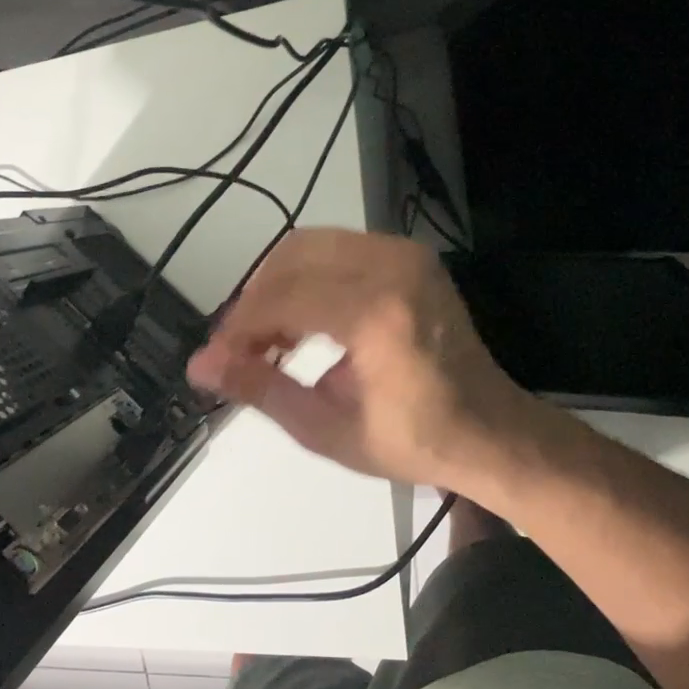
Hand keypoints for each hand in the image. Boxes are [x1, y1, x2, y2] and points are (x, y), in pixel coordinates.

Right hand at [189, 230, 538, 491]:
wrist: (488, 430)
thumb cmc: (410, 441)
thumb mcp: (325, 428)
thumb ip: (260, 388)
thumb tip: (200, 366)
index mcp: (376, 316)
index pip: (280, 300)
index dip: (237, 328)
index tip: (215, 361)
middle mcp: (392, 269)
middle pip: (289, 260)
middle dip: (253, 303)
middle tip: (239, 350)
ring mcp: (405, 256)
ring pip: (308, 247)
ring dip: (276, 287)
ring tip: (267, 339)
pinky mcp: (410, 257)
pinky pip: (336, 249)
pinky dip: (306, 278)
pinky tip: (301, 322)